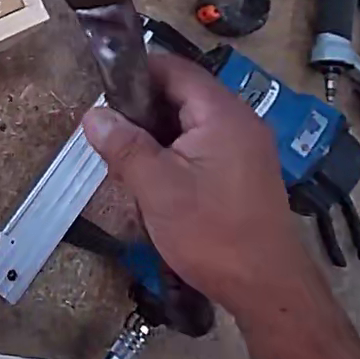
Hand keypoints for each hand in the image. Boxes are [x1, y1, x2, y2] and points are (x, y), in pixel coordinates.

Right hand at [81, 53, 327, 321]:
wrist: (267, 289)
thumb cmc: (211, 233)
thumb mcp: (156, 187)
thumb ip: (124, 146)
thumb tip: (93, 115)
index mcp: (222, 113)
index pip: (175, 69)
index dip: (138, 72)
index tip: (104, 89)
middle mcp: (240, 121)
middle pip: (183, 93)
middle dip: (143, 108)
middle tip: (110, 132)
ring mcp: (247, 147)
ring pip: (191, 122)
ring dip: (157, 133)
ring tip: (126, 158)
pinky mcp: (245, 171)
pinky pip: (203, 144)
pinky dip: (175, 152)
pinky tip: (154, 178)